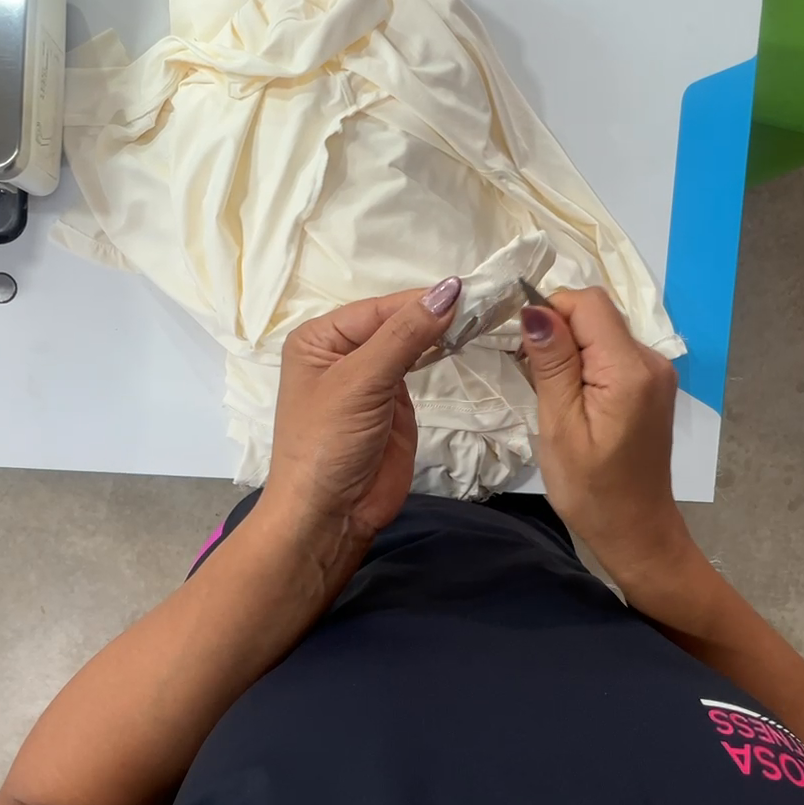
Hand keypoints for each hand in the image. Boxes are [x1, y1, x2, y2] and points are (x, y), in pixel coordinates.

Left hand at [260, 277, 462, 558]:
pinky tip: (463, 341)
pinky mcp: (393, 405)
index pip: (378, 308)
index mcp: (319, 339)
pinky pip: (418, 370)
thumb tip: (449, 289)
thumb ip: (404, 335)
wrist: (330, 515)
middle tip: (484, 300)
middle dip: (433, 313)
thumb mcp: (361, 382)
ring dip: (440, 332)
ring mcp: (370, 380)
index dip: (420, 300)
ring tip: (481, 314)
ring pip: (409, 344)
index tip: (468, 289)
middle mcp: (342, 354)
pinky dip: (440, 355)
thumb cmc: (329, 443)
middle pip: (394, 322)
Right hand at [520, 288, 693, 578]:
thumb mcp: (560, 427)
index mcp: (630, 369)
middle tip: (529, 373)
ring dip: (568, 348)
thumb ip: (552, 364)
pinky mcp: (649, 385)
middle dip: (556, 330)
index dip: (549, 312)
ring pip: (601, 331)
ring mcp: (655, 372)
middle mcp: (651, 360)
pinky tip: (570, 396)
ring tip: (548, 391)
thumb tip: (534, 309)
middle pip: (596, 313)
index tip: (522, 348)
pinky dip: (584, 362)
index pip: (587, 303)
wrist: (636, 530)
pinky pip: (610, 353)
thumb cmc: (590, 489)